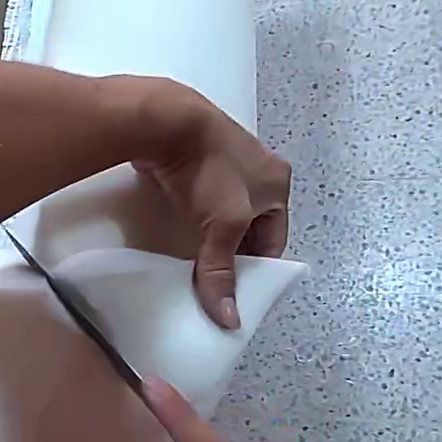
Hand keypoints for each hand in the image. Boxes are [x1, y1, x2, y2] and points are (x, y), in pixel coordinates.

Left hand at [110, 76, 289, 328]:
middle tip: (213, 283)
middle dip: (232, 255)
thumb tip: (227, 319)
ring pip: (223, 216)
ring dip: (211, 239)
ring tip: (194, 264)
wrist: (165, 122)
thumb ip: (220, 271)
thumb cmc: (209, 171)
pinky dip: (193, 221)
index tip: (235, 294)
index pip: (274, 240)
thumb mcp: (222, 224)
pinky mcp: (195, 162)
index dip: (255, 269)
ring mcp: (225, 164)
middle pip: (249, 229)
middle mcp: (257, 172)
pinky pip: (201, 202)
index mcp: (277, 184)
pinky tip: (178, 236)